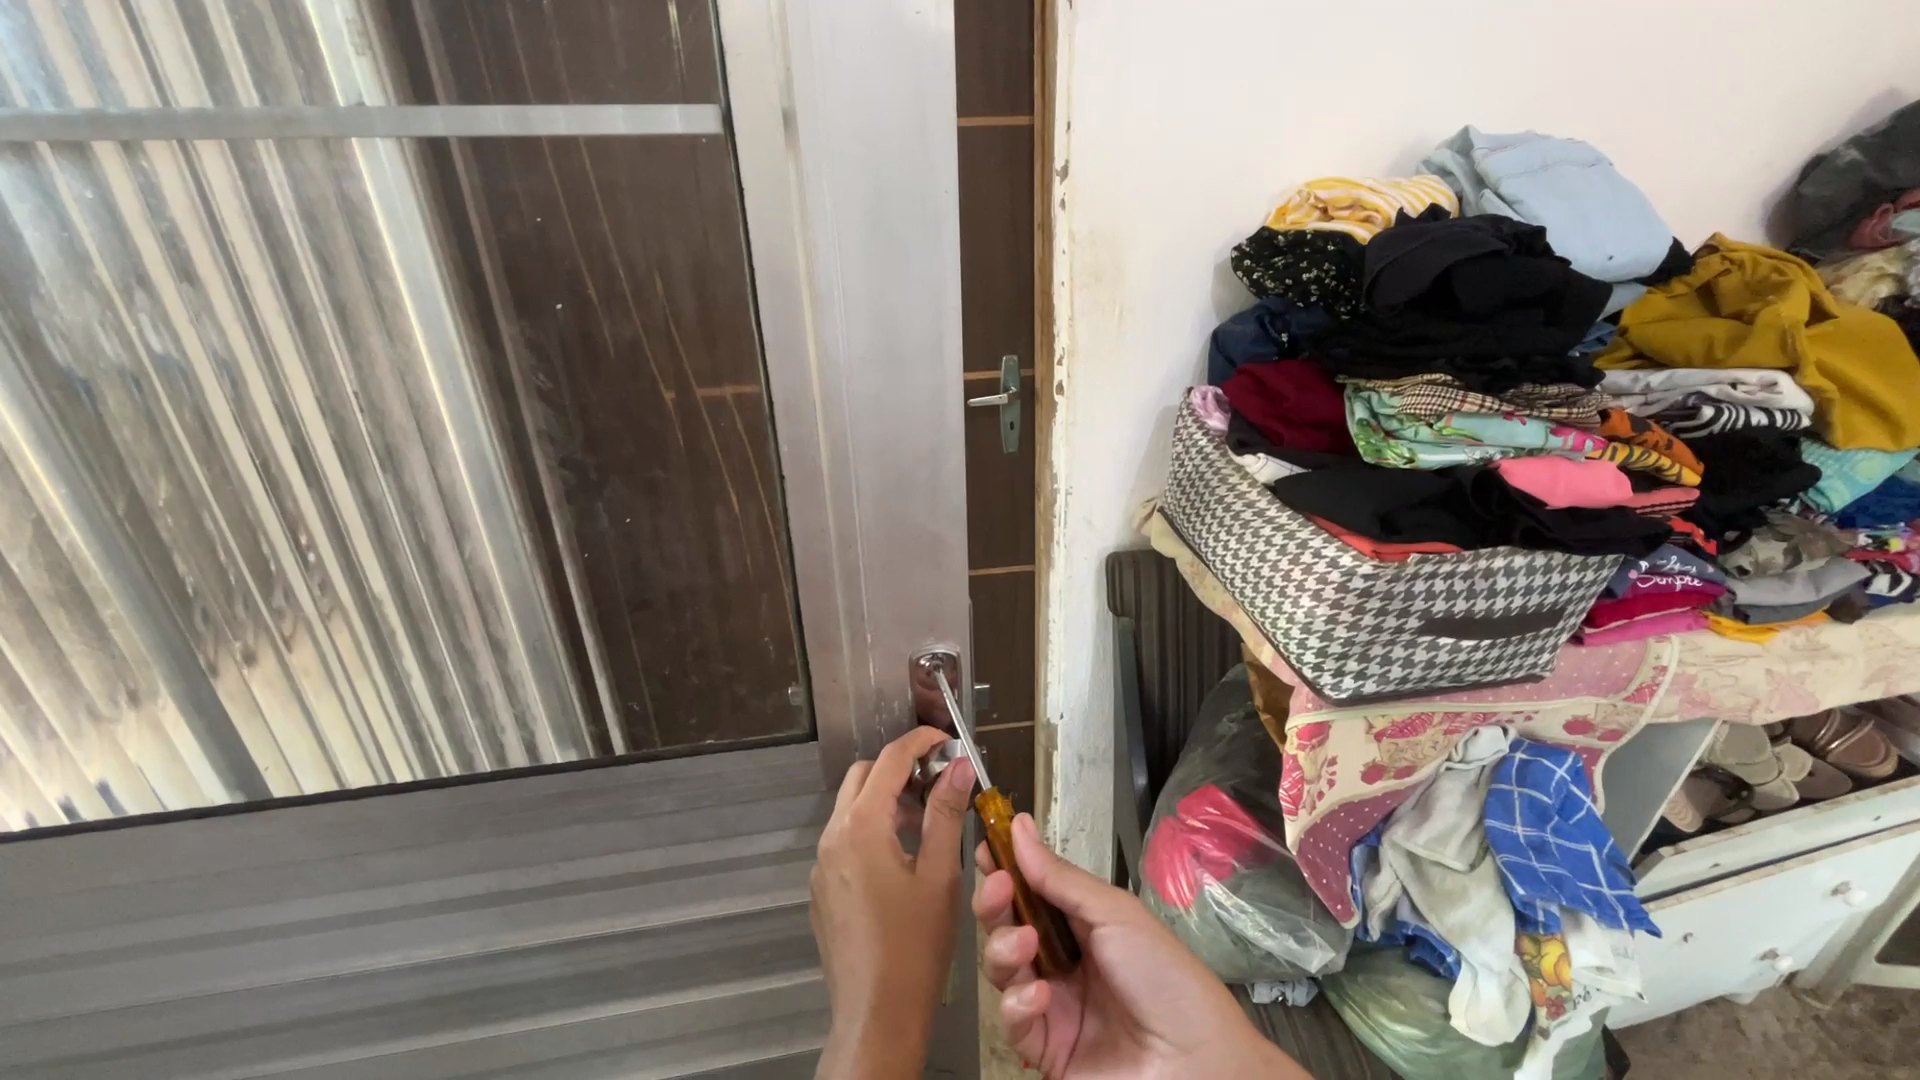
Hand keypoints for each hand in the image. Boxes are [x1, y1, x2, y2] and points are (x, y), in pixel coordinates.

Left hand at [811, 725, 975, 1079]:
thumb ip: (946, 811)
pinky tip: (902, 859)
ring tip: (927, 821)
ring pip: (851, 808)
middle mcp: (832, 837)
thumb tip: (958, 764)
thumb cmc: (916, 944)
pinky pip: (844, 840)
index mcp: (860, 826)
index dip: (920, 741)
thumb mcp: (940, 874)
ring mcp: (821, 864)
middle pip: (863, 777)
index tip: (948, 740)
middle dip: (900, 769)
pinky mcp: (821, 889)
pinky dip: (872, 830)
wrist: (876, 1014)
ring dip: (886, 800)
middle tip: (938, 783)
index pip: (889, 760)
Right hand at [974, 814, 1311, 1079]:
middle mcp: (1062, 959)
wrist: (1194, 1061)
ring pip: (1002, 969)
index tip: (986, 846)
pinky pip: (1013, 1021)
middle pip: (1008, 925)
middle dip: (995, 902)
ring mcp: (1051, 1004)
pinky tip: (1040, 995)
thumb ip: (1060, 877)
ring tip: (1024, 942)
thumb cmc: (1163, 974)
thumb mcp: (1115, 913)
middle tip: (996, 885)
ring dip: (1004, 948)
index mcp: (1082, 924)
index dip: (1007, 868)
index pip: (1032, 890)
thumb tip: (1018, 826)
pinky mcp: (1044, 1048)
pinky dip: (1018, 1004)